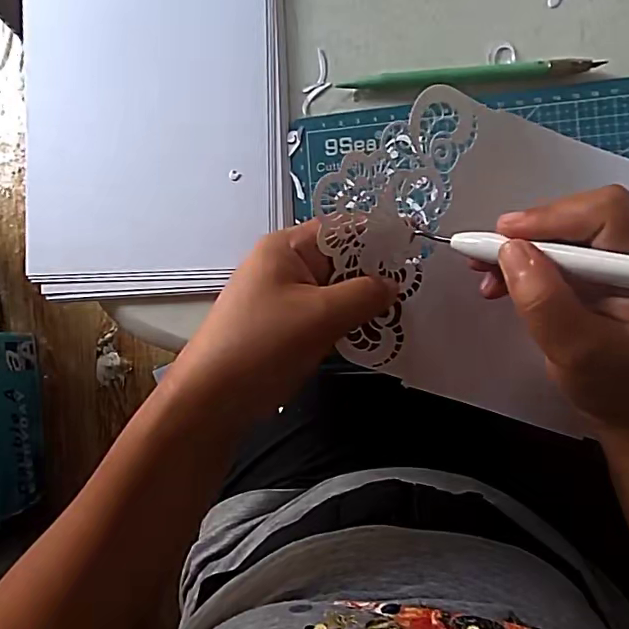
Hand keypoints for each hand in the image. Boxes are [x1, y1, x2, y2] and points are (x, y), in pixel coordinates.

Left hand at [166, 220, 394, 421]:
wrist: (211, 400)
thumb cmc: (260, 347)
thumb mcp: (320, 315)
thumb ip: (364, 294)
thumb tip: (390, 285)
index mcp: (286, 248)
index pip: (341, 227)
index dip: (379, 234)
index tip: (415, 244)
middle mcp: (283, 267)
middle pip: (340, 259)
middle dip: (376, 274)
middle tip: (417, 289)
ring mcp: (283, 298)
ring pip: (335, 291)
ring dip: (364, 302)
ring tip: (401, 315)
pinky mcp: (284, 328)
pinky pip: (325, 316)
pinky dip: (348, 323)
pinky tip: (373, 337)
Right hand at [472, 185, 628, 440]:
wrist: (624, 409)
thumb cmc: (612, 386)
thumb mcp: (576, 351)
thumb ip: (546, 302)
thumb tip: (512, 251)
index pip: (606, 214)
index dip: (553, 217)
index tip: (505, 238)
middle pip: (581, 214)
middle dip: (531, 230)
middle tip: (488, 254)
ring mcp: (615, 261)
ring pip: (564, 229)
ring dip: (520, 246)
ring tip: (487, 273)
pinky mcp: (594, 270)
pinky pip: (555, 248)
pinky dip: (523, 259)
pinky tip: (500, 280)